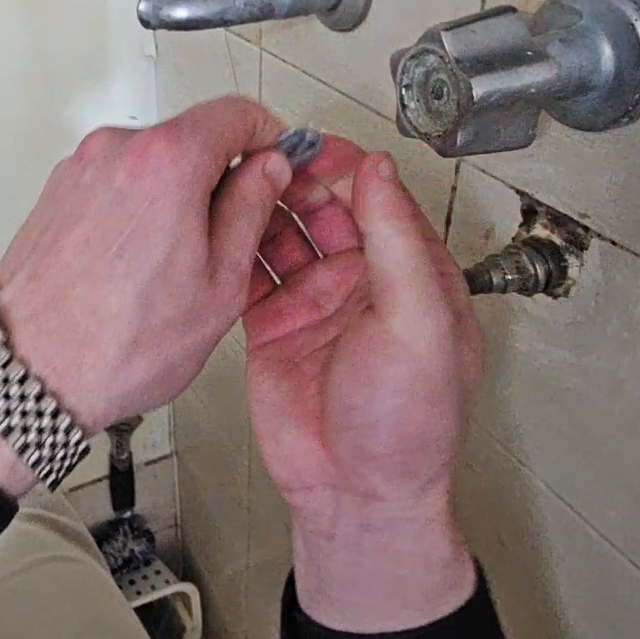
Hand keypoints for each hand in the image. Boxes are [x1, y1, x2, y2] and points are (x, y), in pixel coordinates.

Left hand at [0, 97, 291, 433]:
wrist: (30, 373)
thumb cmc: (117, 344)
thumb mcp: (220, 284)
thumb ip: (251, 209)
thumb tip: (267, 170)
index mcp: (164, 162)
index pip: (236, 113)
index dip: (269, 136)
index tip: (277, 161)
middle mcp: (114, 151)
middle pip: (190, 137)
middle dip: (220, 176)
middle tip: (233, 229)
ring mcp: (79, 170)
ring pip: (152, 163)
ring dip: (176, 197)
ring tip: (175, 264)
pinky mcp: (56, 193)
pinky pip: (116, 183)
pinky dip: (138, 209)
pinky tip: (138, 264)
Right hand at [244, 138, 483, 632]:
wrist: (352, 493)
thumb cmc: (405, 424)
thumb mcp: (419, 324)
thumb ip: (398, 243)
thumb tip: (378, 173)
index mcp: (409, 274)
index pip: (377, 198)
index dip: (345, 166)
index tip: (313, 145)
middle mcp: (359, 281)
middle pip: (323, 208)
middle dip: (295, 180)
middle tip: (263, 162)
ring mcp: (311, 300)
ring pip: (282, 233)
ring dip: (262, 207)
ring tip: (236, 188)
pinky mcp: (271, 322)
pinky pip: (249, 271)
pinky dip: (234, 247)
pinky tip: (220, 228)